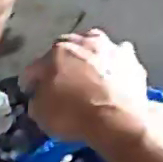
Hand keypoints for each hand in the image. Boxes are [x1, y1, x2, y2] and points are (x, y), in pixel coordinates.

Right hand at [21, 30, 162, 146]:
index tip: (31, 95)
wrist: (117, 120)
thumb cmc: (72, 115)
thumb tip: (39, 94)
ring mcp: (110, 47)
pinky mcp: (131, 59)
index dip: (30, 84)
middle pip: (65, 51)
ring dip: (87, 60)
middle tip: (60, 84)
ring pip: (92, 49)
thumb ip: (36, 98)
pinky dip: (111, 68)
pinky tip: (111, 82)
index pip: (34, 68)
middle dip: (60, 65)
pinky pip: (116, 61)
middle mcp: (83, 42)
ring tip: (87, 80)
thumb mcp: (40, 114)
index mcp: (55, 53)